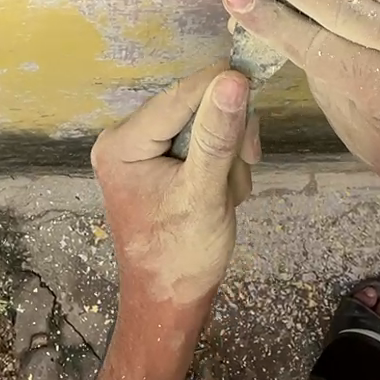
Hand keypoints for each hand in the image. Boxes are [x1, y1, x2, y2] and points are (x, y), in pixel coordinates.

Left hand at [90, 67, 259, 309]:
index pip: (179, 95)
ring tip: (227, 193)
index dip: (220, 85)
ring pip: (202, 123)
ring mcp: (140, 149)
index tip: (257, 79)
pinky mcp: (156, 160)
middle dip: (225, 135)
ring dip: (226, 154)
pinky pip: (198, 141)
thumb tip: (234, 78)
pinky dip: (219, 163)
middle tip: (248, 162)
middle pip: (192, 106)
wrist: (170, 300)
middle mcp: (124, 137)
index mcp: (122, 142)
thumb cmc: (181, 255)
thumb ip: (218, 136)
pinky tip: (220, 193)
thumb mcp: (205, 193)